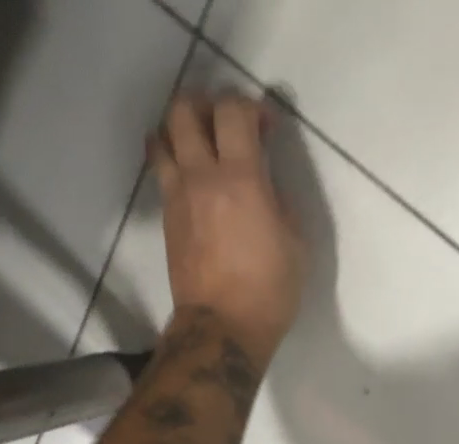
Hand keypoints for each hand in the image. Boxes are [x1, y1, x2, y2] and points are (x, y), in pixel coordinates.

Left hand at [150, 93, 306, 359]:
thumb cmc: (271, 289)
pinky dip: (174, 156)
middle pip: (186, 110)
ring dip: (184, 127)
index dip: (252, 108)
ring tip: (204, 142)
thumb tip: (265, 188)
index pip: (234, 114)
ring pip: (165, 134)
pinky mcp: (167, 214)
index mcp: (242, 180)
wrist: (224, 324)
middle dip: (209, 105)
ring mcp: (177, 193)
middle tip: (230, 124)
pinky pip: (162, 167)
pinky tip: (192, 172)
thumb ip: (279, 204)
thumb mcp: (295, 244)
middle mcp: (202, 176)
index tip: (269, 127)